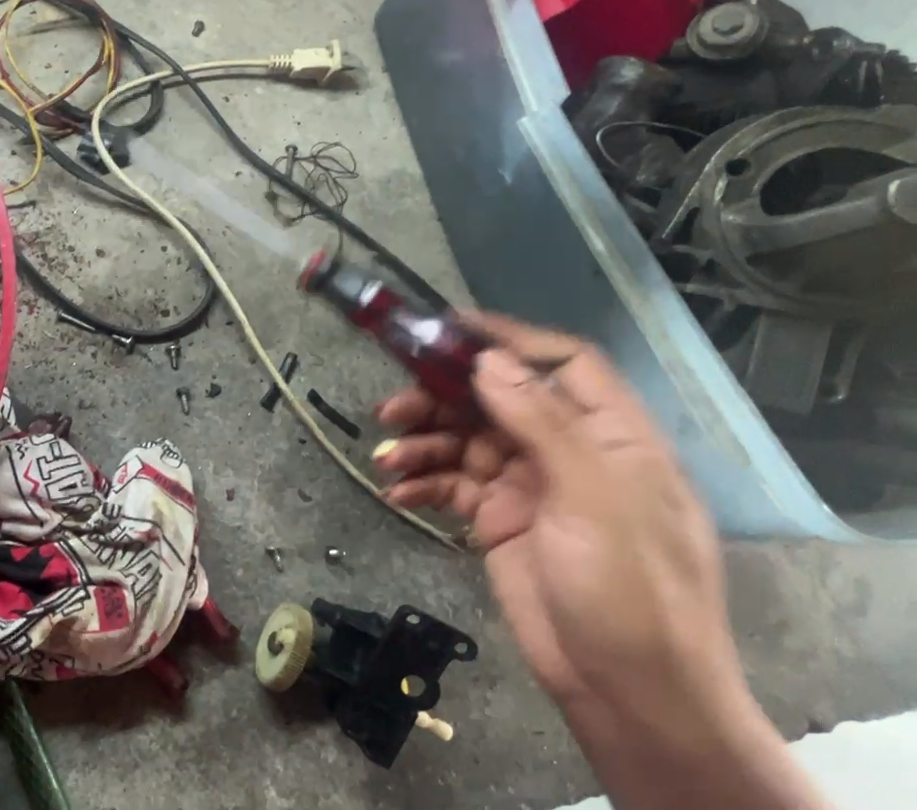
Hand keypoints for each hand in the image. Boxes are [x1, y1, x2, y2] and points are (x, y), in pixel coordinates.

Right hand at [372, 313, 742, 722]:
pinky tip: (399, 494)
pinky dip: (421, 483)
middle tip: (392, 407)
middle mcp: (568, 453)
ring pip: (463, 441)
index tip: (445, 329)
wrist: (629, 691)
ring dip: (422, 443)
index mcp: (611, 438)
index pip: (563, 365)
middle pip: (495, 400)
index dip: (508, 339)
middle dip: (441, 397)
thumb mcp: (594, 500)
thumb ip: (543, 424)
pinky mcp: (499, 521)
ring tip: (388, 459)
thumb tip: (489, 360)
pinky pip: (450, 485)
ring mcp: (530, 488)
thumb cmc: (631, 591)